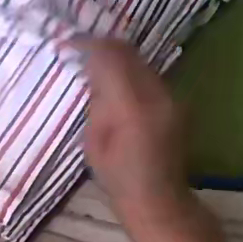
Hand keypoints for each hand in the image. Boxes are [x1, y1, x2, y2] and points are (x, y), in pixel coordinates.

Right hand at [74, 37, 191, 223]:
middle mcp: (157, 95)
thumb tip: (93, 75)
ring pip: (140, 60)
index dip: (87, 45)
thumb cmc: (117, 177)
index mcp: (132, 107)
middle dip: (101, 45)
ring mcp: (172, 96)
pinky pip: (148, 74)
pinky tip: (114, 79)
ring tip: (93, 60)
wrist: (159, 199)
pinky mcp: (176, 101)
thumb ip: (97, 102)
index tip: (66, 42)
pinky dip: (128, 69)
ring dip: (116, 55)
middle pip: (128, 53)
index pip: (110, 58)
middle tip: (77, 46)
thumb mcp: (93, 140)